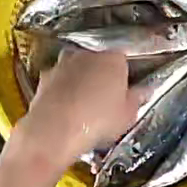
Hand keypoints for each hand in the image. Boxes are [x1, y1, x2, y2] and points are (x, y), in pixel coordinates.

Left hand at [9, 49, 137, 171]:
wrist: (55, 130)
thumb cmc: (96, 121)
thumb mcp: (128, 115)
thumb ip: (137, 99)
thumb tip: (143, 92)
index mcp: (113, 59)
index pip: (123, 61)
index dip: (124, 77)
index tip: (124, 92)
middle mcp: (87, 55)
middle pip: (98, 61)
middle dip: (101, 77)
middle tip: (106, 101)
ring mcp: (63, 65)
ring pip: (76, 69)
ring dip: (80, 82)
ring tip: (84, 107)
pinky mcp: (44, 78)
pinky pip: (58, 82)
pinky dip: (61, 91)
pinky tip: (65, 110)